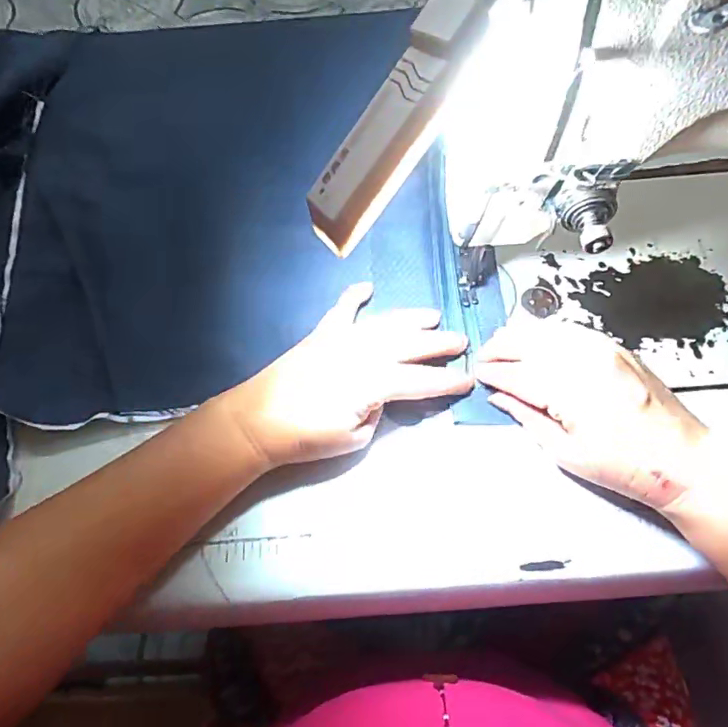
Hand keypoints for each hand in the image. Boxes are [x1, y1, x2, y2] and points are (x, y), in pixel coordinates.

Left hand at [210, 283, 473, 467]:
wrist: (258, 420)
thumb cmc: (307, 436)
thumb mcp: (355, 438)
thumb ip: (377, 412)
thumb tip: (380, 396)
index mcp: (375, 381)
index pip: (421, 380)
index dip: (447, 382)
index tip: (468, 380)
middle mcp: (363, 352)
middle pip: (409, 345)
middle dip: (439, 344)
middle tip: (462, 341)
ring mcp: (341, 339)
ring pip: (384, 324)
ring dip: (410, 319)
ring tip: (432, 317)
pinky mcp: (321, 335)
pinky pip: (342, 310)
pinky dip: (354, 297)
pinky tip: (366, 288)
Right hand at [475, 319, 727, 515]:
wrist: (683, 459)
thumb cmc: (629, 466)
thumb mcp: (567, 453)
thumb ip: (529, 418)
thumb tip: (502, 399)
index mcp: (572, 392)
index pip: (518, 374)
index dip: (494, 373)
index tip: (480, 375)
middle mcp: (587, 362)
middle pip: (530, 343)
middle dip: (502, 347)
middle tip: (485, 356)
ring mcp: (605, 350)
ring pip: (550, 330)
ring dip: (522, 334)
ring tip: (504, 343)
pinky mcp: (617, 348)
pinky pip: (573, 329)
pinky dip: (549, 331)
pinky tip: (538, 338)